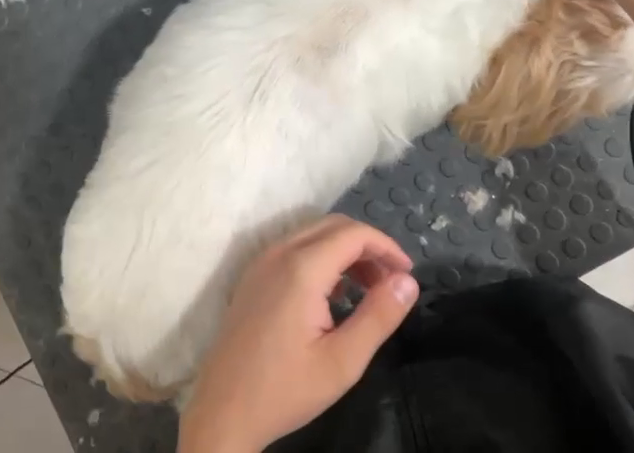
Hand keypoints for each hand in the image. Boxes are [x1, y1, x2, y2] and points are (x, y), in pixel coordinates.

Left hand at [178, 216, 418, 452]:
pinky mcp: (253, 276)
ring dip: (345, 252)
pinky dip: (322, 258)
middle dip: (368, 246)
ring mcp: (261, 262)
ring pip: (312, 235)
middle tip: (392, 282)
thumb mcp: (343, 361)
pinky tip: (335, 295)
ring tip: (370, 291)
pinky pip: (294, 249)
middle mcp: (278, 253)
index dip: (386, 246)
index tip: (408, 275)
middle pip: (332, 226)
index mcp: (301, 268)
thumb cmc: (286, 388)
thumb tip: (408, 281)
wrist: (224, 408)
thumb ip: (378, 316)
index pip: (352, 233)